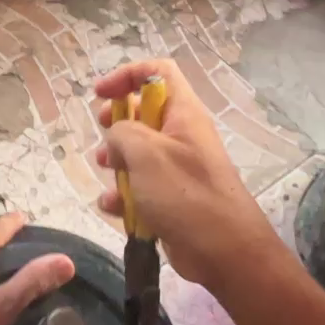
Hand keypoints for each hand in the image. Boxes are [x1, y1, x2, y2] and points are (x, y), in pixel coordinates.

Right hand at [92, 59, 283, 287]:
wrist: (224, 252)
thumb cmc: (185, 195)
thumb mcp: (145, 153)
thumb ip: (122, 132)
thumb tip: (116, 134)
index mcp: (184, 114)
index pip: (158, 72)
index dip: (126, 75)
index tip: (100, 93)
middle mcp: (182, 136)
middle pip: (144, 111)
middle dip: (117, 121)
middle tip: (103, 131)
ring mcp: (177, 168)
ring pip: (138, 152)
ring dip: (116, 159)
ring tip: (106, 170)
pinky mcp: (171, 198)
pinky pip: (140, 186)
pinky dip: (123, 194)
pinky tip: (112, 207)